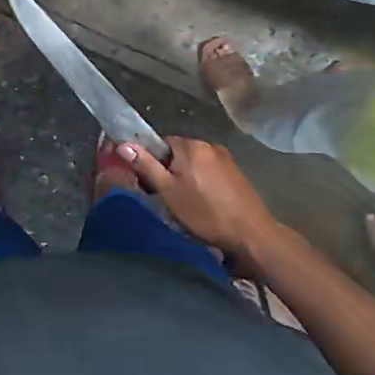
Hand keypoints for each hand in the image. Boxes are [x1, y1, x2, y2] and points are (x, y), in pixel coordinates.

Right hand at [120, 137, 278, 256]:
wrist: (250, 232)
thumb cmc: (205, 212)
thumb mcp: (169, 192)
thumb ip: (147, 166)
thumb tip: (124, 145)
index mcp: (191, 146)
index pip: (161, 143)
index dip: (152, 162)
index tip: (150, 184)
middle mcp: (209, 144)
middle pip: (178, 152)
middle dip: (170, 171)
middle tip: (167, 197)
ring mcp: (225, 157)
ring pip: (195, 163)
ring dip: (186, 178)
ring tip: (186, 204)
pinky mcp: (235, 172)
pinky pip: (210, 171)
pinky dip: (203, 182)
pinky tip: (205, 203)